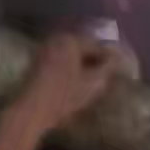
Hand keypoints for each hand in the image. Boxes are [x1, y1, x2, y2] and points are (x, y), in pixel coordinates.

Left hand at [5, 34, 119, 138]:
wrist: (31, 111)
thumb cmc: (64, 97)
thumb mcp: (93, 84)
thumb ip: (108, 68)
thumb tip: (117, 58)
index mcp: (71, 40)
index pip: (96, 46)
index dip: (109, 58)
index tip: (118, 67)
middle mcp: (56, 38)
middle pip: (82, 47)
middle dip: (94, 59)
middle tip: (106, 73)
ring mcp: (44, 48)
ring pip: (69, 53)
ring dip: (81, 63)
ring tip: (92, 78)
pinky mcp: (36, 60)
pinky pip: (58, 59)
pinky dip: (68, 66)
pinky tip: (74, 79)